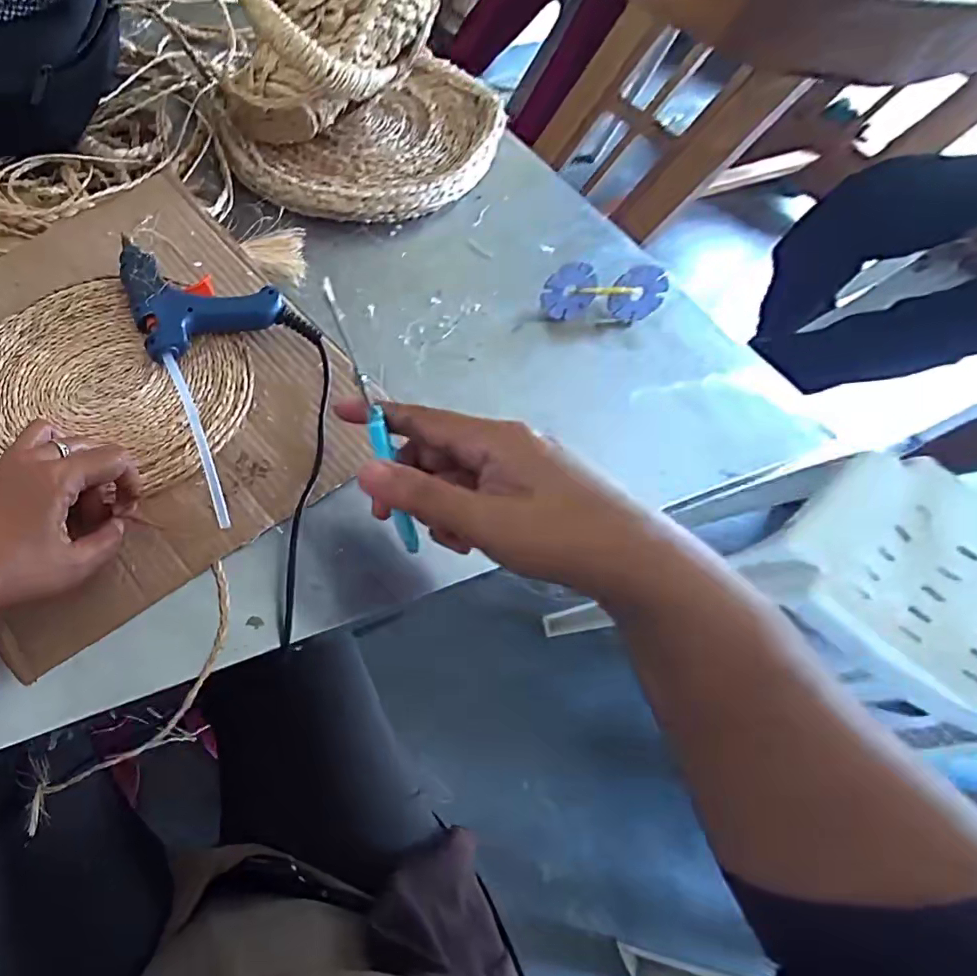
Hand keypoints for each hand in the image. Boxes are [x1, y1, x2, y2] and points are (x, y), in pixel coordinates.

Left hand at [0, 421, 139, 650]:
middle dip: (107, 476)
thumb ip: (107, 542)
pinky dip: (52, 452)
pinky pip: (34, 441)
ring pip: (62, 438)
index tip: (127, 509)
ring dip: (80, 461)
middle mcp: (36, 458)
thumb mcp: (73, 567)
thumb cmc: (14, 574)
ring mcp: (13, 459)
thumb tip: (119, 524)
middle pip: (90, 446)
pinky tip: (50, 490)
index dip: (131, 480)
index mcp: (58, 477)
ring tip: (76, 499)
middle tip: (101, 516)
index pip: (113, 457)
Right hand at [335, 398, 695, 601]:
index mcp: (492, 438)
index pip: (421, 418)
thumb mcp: (481, 520)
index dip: (377, 416)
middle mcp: (503, 442)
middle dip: (408, 483)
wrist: (636, 564)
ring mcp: (518, 464)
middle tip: (393, 521)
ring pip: (453, 475)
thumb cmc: (558, 536)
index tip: (340, 412)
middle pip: (433, 451)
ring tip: (452, 540)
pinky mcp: (529, 486)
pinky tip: (472, 539)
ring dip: (437, 505)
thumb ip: (421, 495)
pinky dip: (462, 511)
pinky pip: (476, 489)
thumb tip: (366, 471)